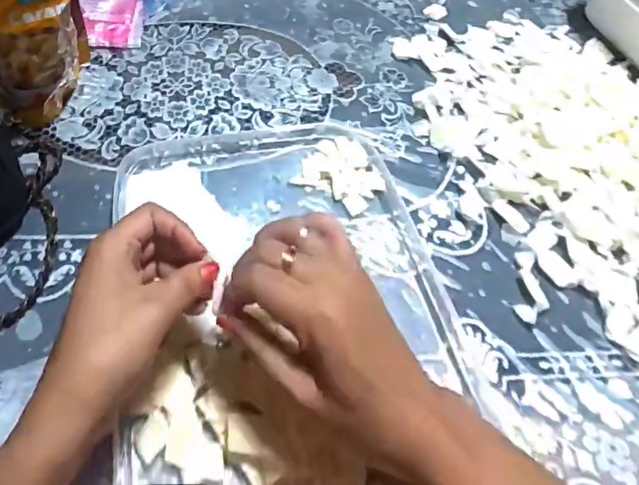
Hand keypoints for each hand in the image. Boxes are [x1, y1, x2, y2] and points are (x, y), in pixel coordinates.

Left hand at [0, 202, 218, 484]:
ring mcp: (111, 281)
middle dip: (184, 254)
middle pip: (154, 237)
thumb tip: (213, 266)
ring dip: (180, 276)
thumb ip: (188, 281)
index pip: (153, 215)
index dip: (181, 230)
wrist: (76, 398)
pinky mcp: (115, 306)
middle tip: (210, 282)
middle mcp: (110, 255)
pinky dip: (168, 292)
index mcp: (113, 244)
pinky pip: (146, 286)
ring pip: (152, 263)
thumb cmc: (116, 342)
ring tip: (203, 301)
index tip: (204, 258)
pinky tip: (188, 311)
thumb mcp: (157, 308)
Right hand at [219, 214, 557, 484]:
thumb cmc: (356, 414)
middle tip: (242, 299)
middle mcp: (328, 278)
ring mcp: (346, 266)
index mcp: (313, 313)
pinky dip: (304, 226)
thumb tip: (224, 315)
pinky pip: (326, 225)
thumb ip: (259, 347)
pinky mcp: (358, 265)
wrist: (414, 414)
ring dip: (267, 246)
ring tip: (264, 275)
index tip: (229, 312)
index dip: (232, 291)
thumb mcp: (300, 391)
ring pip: (290, 230)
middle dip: (244, 269)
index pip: (253, 277)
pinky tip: (293, 247)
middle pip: (266, 249)